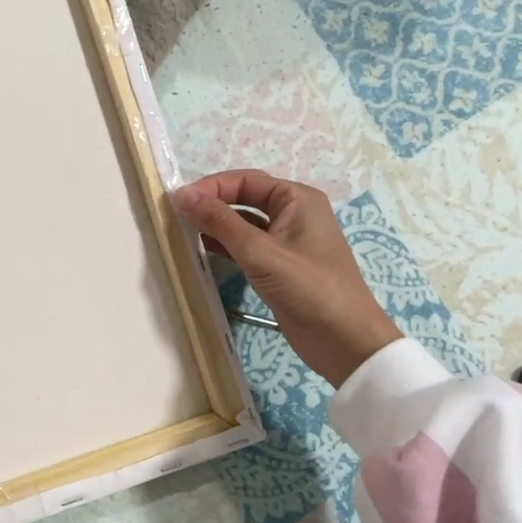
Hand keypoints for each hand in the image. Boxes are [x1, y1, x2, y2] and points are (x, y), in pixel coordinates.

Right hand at [172, 170, 401, 387]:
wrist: (345, 342)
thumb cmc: (308, 288)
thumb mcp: (260, 252)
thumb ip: (220, 221)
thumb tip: (182, 195)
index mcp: (297, 199)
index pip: (245, 180)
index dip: (210, 187)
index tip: (177, 200)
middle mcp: (293, 213)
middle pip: (243, 198)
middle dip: (211, 203)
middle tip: (176, 214)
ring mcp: (286, 241)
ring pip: (242, 222)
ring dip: (215, 225)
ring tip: (181, 231)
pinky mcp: (278, 266)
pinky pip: (245, 245)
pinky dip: (223, 245)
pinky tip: (200, 250)